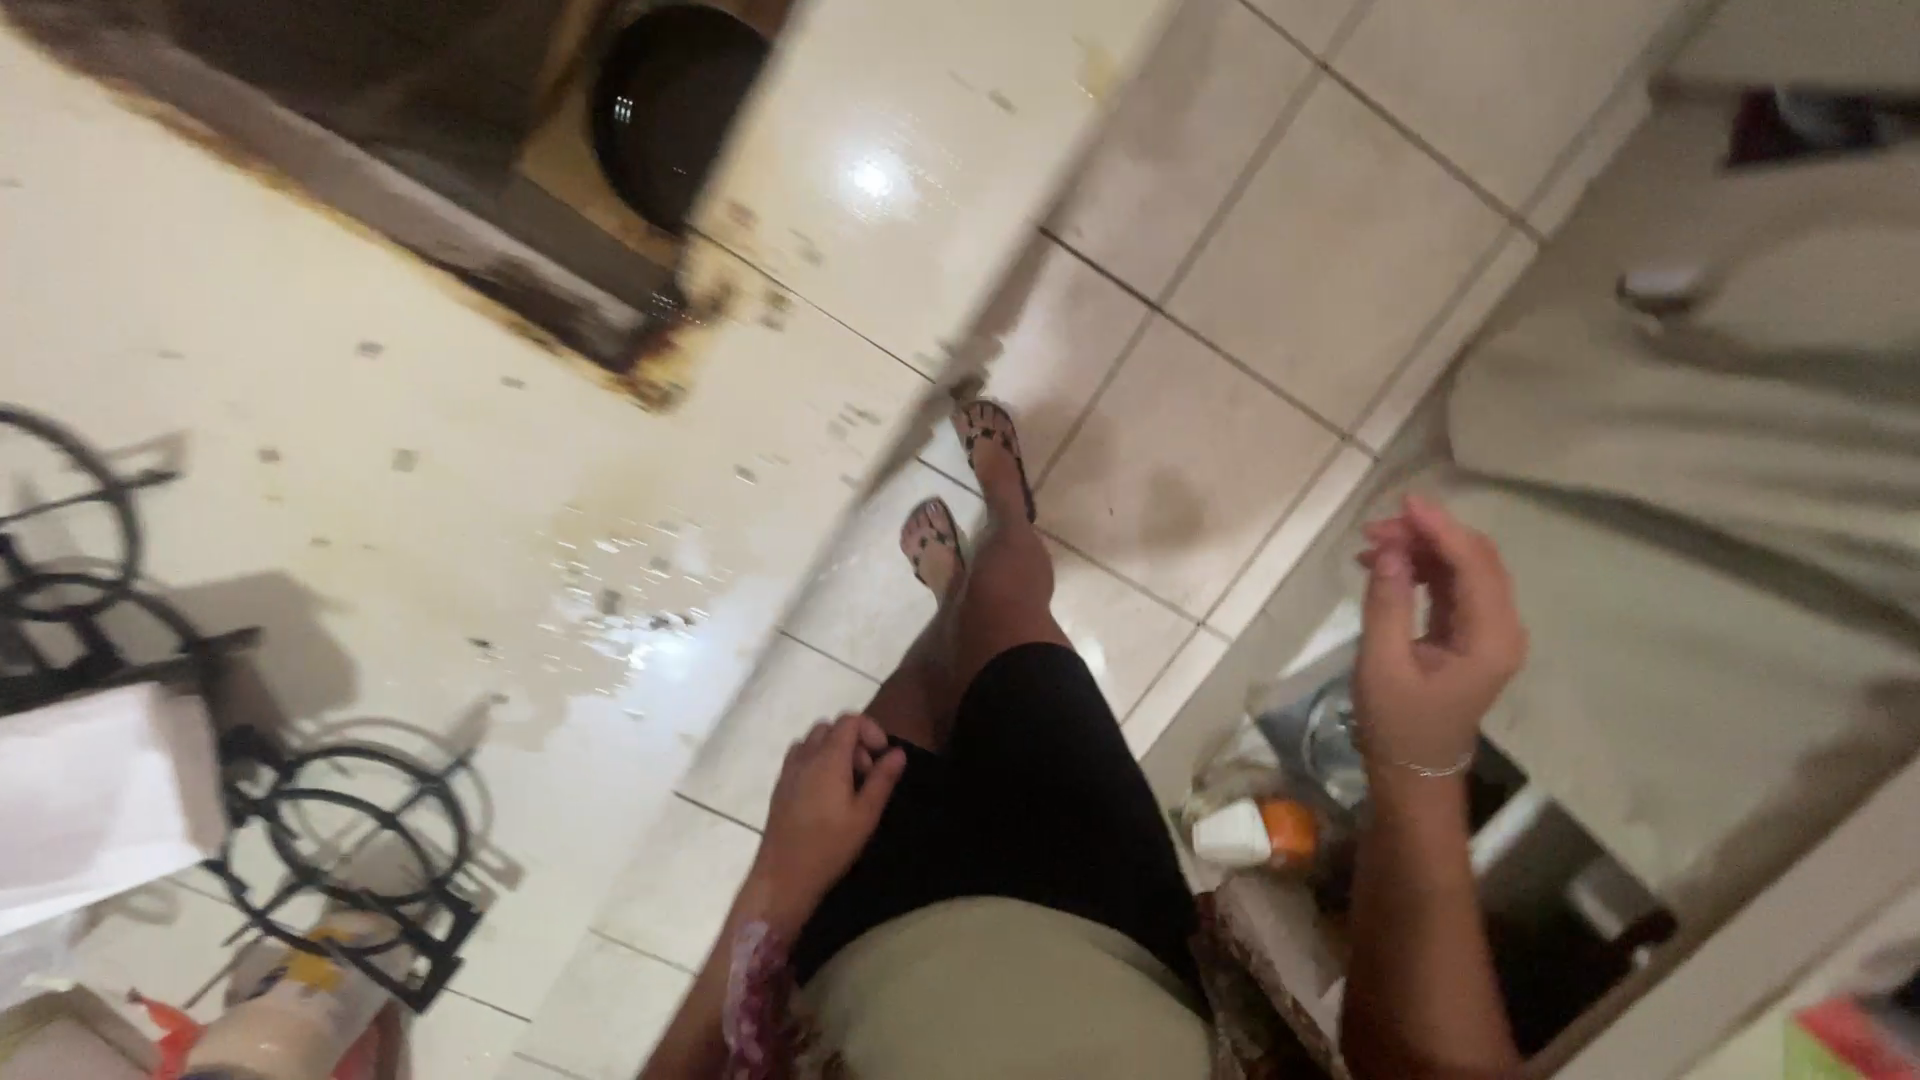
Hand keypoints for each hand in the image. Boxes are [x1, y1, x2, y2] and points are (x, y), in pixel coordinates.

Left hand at [750, 714, 905, 923]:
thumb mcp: (866, 815)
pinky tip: (824, 792)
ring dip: (833, 749)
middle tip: (865, 773)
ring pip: (812, 740)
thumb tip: (898, 752)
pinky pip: (799, 756)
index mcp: (828, 759)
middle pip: (830, 727)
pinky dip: (816, 760)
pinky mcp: (780, 785)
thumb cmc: (830, 846)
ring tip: (846, 782)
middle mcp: (805, 756)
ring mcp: (789, 770)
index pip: (849, 720)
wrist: (783, 877)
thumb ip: (882, 779)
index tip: (881, 756)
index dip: (870, 729)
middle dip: (853, 740)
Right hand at [1352, 494, 1526, 775]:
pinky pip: (1452, 586)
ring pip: (1464, 568)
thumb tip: (1390, 550)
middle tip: (1375, 528)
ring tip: (1372, 544)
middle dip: (1429, 534)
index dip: (1442, 528)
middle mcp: (1502, 629)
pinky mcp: (1469, 634)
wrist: (1412, 770)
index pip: (1475, 565)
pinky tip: (1386, 565)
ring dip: (1422, 548)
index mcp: (1491, 639)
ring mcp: (1488, 631)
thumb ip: (1387, 604)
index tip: (1404, 503)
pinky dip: (1421, 568)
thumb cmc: (1398, 724)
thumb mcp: (1382, 663)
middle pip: (1476, 560)